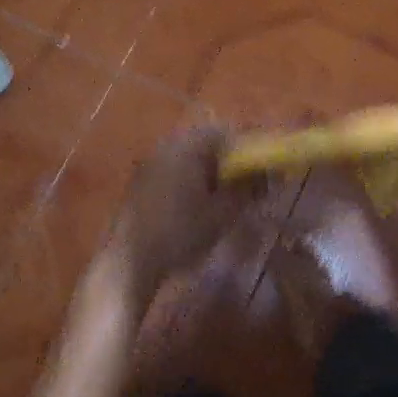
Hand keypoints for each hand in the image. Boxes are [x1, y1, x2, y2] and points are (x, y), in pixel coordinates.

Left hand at [105, 127, 258, 298]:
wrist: (128, 264)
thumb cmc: (179, 233)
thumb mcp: (223, 213)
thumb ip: (248, 189)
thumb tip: (269, 174)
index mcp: (187, 145)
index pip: (226, 132)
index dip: (248, 149)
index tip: (262, 170)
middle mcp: (166, 145)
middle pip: (207, 143)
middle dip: (229, 162)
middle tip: (245, 188)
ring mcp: (150, 163)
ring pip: (190, 158)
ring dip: (210, 174)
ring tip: (223, 202)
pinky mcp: (140, 183)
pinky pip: (174, 172)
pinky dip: (190, 183)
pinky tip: (195, 210)